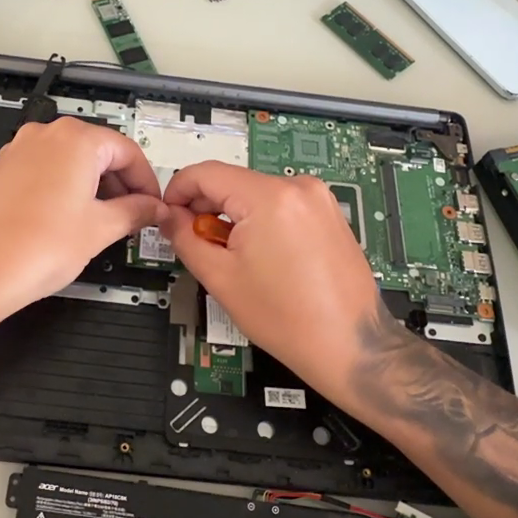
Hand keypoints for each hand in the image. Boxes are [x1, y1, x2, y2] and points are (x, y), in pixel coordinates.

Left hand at [0, 118, 166, 327]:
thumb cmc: (35, 248)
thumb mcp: (100, 229)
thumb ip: (134, 212)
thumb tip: (152, 207)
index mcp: (75, 139)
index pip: (128, 152)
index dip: (147, 182)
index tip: (154, 206)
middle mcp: (44, 135)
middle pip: (97, 151)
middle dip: (120, 184)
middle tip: (134, 217)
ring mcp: (17, 151)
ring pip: (69, 162)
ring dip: (92, 188)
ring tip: (101, 225)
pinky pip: (43, 172)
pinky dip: (63, 191)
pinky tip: (67, 223)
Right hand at [161, 162, 382, 397]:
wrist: (349, 345)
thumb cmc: (288, 318)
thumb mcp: (220, 278)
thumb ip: (185, 238)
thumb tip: (169, 217)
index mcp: (269, 197)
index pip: (205, 173)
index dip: (177, 192)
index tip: (168, 215)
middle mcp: (298, 187)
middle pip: (232, 181)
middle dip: (205, 207)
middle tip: (195, 243)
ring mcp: (318, 198)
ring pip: (255, 193)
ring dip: (233, 216)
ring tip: (233, 257)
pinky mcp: (329, 212)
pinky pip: (281, 204)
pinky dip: (261, 220)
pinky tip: (260, 256)